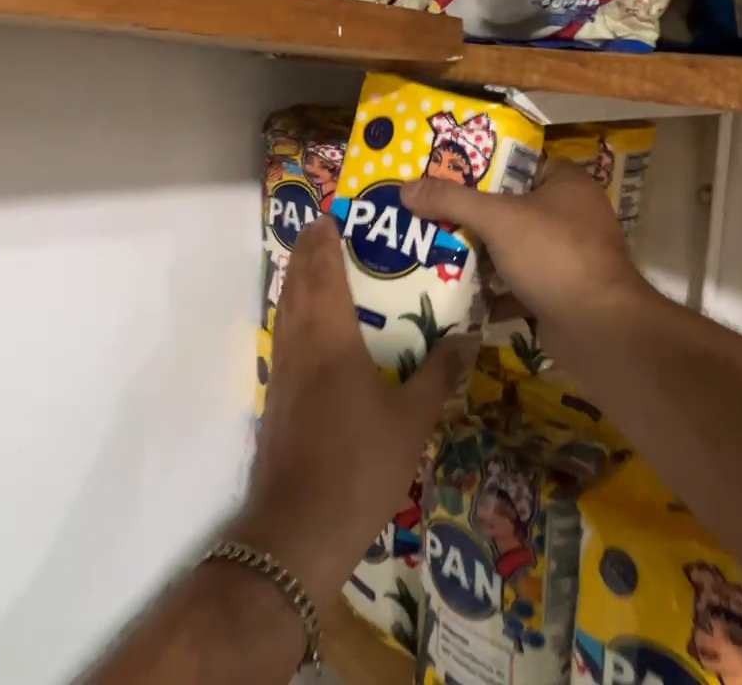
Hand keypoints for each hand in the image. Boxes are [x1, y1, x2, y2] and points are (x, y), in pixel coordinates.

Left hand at [231, 216, 473, 596]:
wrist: (301, 525)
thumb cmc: (361, 463)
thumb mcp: (413, 419)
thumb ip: (438, 374)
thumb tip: (465, 338)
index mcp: (330, 338)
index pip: (322, 272)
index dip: (323, 242)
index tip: (329, 216)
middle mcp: (299, 345)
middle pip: (294, 284)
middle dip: (305, 253)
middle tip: (323, 231)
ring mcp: (282, 374)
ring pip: (284, 312)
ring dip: (295, 282)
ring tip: (315, 269)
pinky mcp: (276, 400)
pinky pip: (283, 338)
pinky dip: (293, 316)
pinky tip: (311, 332)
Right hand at [401, 160, 661, 335]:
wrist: (598, 327)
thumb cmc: (553, 255)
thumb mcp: (497, 219)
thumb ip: (451, 200)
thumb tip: (405, 188)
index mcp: (567, 184)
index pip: (522, 163)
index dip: (485, 167)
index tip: (446, 174)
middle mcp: (573, 216)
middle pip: (513, 208)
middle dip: (474, 216)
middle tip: (431, 215)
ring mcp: (570, 257)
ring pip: (515, 249)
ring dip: (482, 255)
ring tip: (436, 252)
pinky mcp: (562, 293)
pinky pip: (520, 286)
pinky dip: (494, 291)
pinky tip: (460, 295)